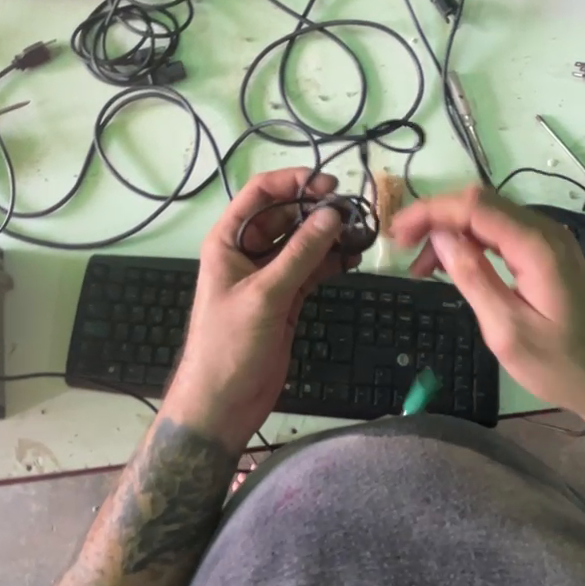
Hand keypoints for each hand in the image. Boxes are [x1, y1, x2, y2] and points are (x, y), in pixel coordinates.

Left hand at [164, 168, 355, 449]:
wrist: (223, 403)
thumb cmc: (229, 344)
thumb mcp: (264, 294)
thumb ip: (300, 254)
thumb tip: (333, 215)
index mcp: (228, 239)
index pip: (261, 193)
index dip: (293, 182)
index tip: (329, 184)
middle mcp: (248, 249)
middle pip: (286, 214)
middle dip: (318, 210)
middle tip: (354, 212)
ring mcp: (270, 273)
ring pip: (303, 241)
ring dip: (330, 235)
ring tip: (361, 232)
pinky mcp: (287, 295)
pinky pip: (313, 267)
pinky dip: (332, 260)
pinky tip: (354, 257)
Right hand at [391, 186, 584, 423]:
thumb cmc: (563, 366)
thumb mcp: (508, 330)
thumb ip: (473, 277)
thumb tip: (440, 236)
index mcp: (536, 246)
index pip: (473, 206)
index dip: (430, 212)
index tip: (397, 234)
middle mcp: (545, 231)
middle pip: (480, 202)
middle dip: (436, 217)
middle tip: (402, 247)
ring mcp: (549, 240)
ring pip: (488, 214)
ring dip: (451, 229)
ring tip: (422, 264)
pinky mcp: (548, 253)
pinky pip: (502, 230)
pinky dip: (471, 239)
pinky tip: (453, 263)